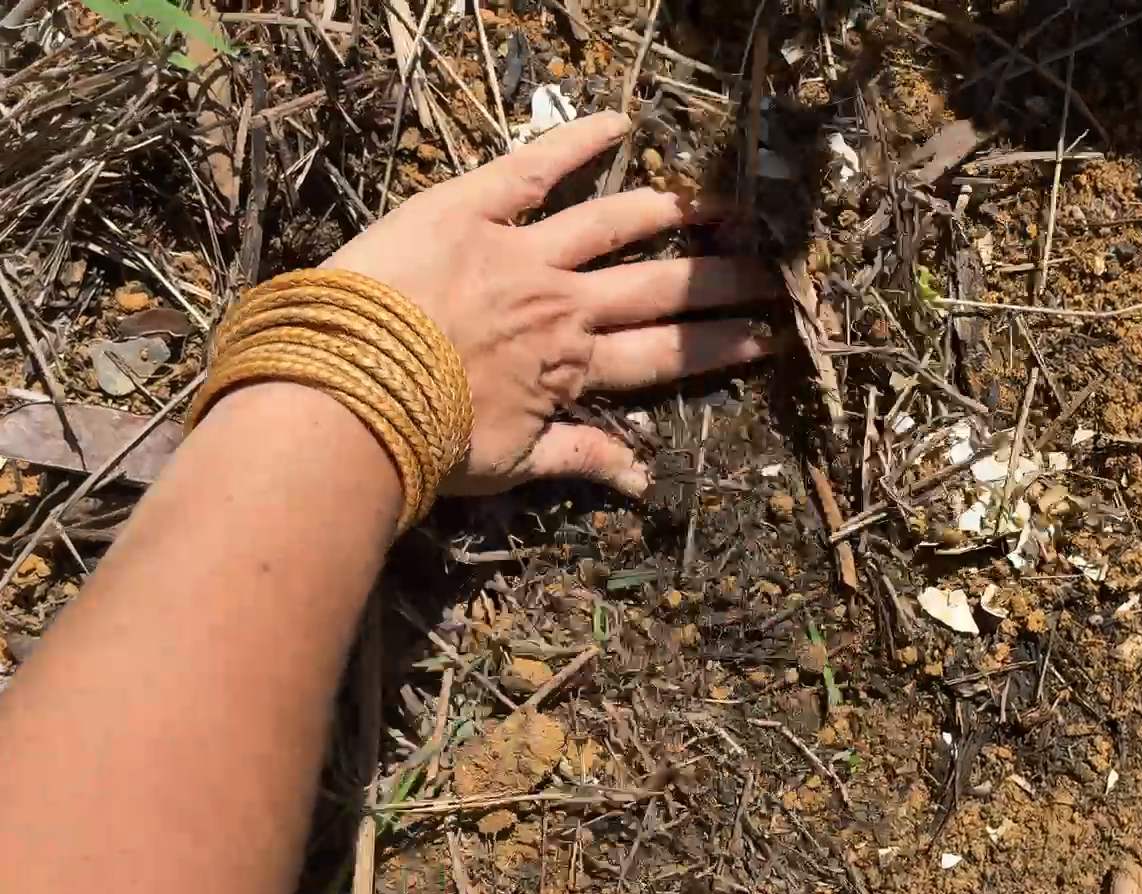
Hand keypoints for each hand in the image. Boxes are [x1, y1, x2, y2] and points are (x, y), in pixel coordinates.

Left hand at [323, 111, 779, 497]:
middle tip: (769, 273)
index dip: (720, 345)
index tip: (765, 337)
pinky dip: (576, 145)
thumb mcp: (516, 462)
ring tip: (718, 207)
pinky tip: (620, 125)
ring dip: (672, 215)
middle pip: (661, 290)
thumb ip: (586, 458)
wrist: (337, 395)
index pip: (668, 354)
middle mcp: (567, 306)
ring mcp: (524, 255)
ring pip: (616, 227)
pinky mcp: (471, 210)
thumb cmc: (428, 437)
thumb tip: (646, 484)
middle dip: (721, 282)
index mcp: (577, 367)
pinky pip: (533, 171)